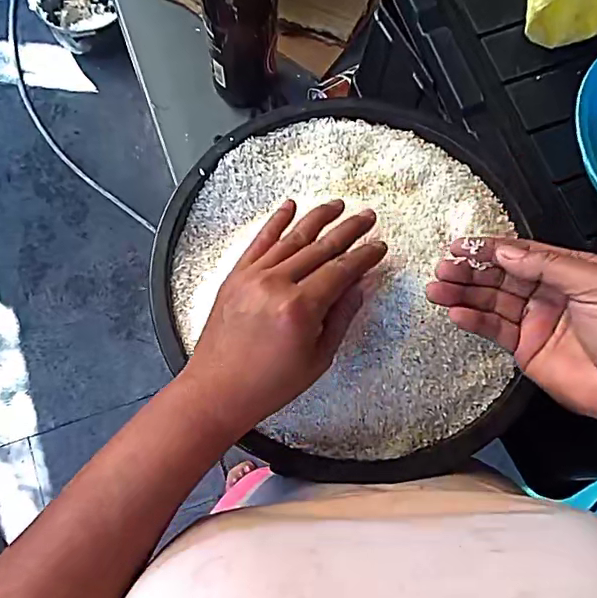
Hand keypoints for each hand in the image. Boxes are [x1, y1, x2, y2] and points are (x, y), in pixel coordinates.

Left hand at [182, 199, 387, 433]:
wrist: (217, 391)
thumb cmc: (267, 384)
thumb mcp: (318, 357)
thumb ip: (340, 317)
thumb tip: (358, 287)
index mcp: (299, 308)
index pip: (341, 270)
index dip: (364, 256)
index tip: (379, 247)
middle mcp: (275, 286)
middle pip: (321, 247)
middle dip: (349, 230)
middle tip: (367, 218)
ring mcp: (252, 278)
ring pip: (292, 238)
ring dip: (318, 218)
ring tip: (337, 206)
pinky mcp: (235, 277)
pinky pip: (259, 241)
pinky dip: (275, 222)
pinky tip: (289, 207)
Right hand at [425, 238, 596, 427]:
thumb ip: (550, 265)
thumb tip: (508, 252)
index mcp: (574, 271)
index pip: (525, 253)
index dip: (492, 248)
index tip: (463, 245)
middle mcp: (553, 293)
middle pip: (503, 275)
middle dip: (472, 269)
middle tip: (444, 266)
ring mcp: (539, 321)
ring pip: (494, 301)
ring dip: (465, 293)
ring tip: (438, 287)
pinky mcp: (528, 350)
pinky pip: (495, 330)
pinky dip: (474, 320)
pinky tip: (456, 312)